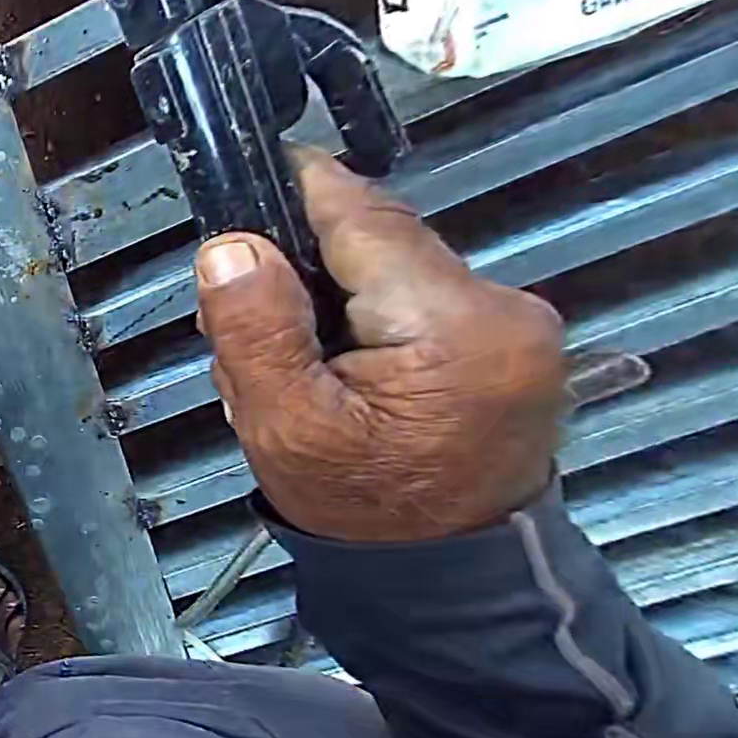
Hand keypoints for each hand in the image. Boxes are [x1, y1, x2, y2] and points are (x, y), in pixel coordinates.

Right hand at [195, 148, 567, 542]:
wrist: (433, 568)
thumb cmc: (354, 499)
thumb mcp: (280, 421)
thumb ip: (253, 329)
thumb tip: (228, 246)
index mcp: (453, 326)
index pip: (364, 221)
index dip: (302, 189)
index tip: (251, 169)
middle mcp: (503, 308)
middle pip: (373, 242)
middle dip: (295, 263)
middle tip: (236, 315)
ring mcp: (509, 323)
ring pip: (384, 267)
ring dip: (317, 292)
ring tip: (275, 352)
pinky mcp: (498, 339)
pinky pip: (405, 295)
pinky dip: (350, 313)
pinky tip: (316, 359)